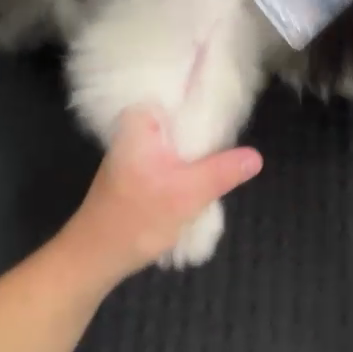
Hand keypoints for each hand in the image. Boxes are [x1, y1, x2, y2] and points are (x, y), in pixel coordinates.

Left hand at [54, 107, 262, 286]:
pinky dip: (189, 168)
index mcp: (141, 118)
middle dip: (210, 136)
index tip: (237, 118)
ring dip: (201, 156)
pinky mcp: (142, 169)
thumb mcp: (187, 195)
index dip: (213, 104)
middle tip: (234, 151)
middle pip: (187, 121)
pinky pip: (175, 158)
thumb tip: (257, 156)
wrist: (96, 255)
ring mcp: (138, 148)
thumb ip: (223, 172)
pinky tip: (204, 180)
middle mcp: (136, 126)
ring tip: (225, 165)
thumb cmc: (136, 220)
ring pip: (183, 143)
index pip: (185, 95)